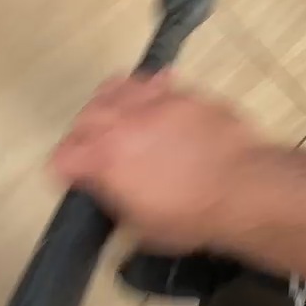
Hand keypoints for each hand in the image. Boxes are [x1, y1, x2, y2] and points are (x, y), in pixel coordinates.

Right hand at [50, 73, 272, 250]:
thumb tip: (112, 190)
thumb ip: (117, 200)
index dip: (65, 168)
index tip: (75, 177)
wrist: (243, 185)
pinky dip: (151, 89)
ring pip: (118, 86)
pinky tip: (158, 101)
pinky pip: (159, 80)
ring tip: (121, 116)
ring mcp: (159, 102)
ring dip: (113, 101)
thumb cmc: (191, 216)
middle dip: (84, 133)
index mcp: (106, 159)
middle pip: (86, 116)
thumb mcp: (141, 224)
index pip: (62, 156)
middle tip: (97, 148)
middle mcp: (126, 122)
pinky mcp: (188, 93)